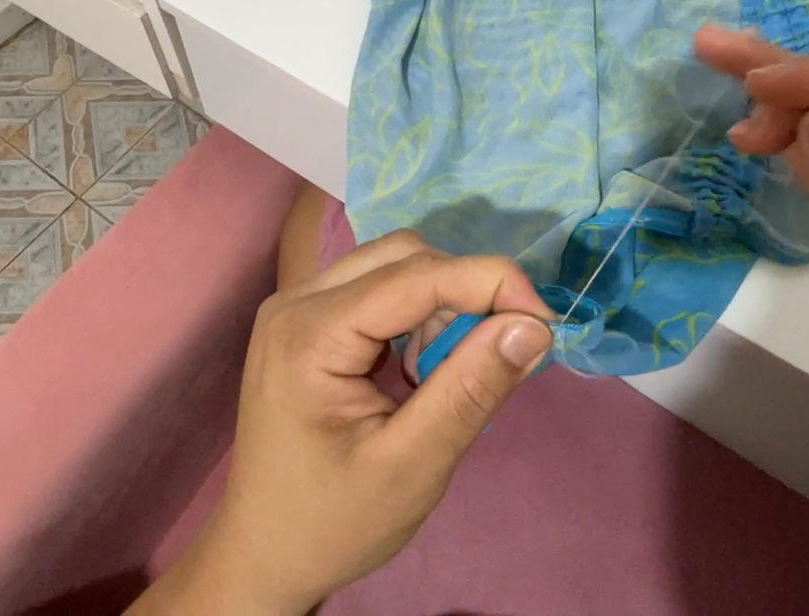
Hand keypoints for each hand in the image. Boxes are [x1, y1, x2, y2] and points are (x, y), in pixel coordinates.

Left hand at [134, 231, 553, 614]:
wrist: (264, 551)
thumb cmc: (333, 521)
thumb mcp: (413, 466)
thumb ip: (471, 390)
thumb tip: (531, 326)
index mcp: (309, 334)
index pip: (412, 275)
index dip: (486, 281)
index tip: (544, 319)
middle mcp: (296, 301)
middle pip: (401, 257)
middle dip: (461, 292)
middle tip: (496, 351)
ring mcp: (297, 305)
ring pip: (392, 266)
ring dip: (439, 304)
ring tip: (444, 374)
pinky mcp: (307, 318)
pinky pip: (376, 289)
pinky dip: (415, 315)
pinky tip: (418, 368)